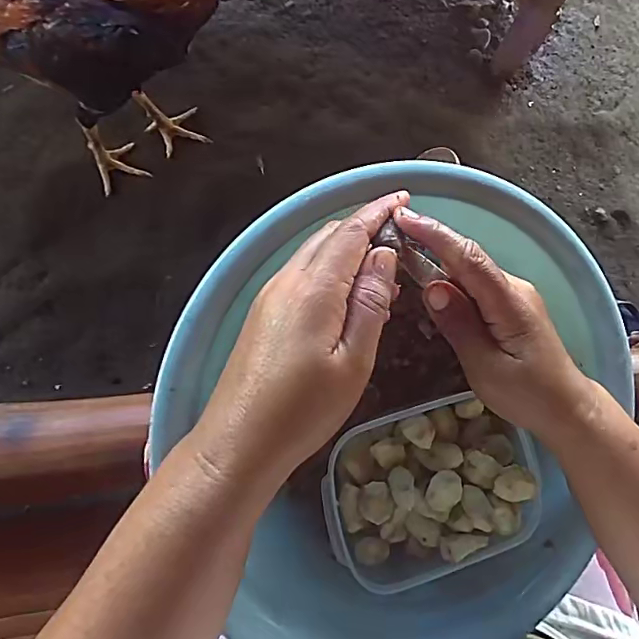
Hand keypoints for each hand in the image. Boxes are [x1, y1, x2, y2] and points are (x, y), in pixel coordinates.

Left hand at [193, 191, 407, 490]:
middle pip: (329, 235)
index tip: (401, 197)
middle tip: (399, 237)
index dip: (377, 211)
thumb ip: (371, 303)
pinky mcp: (263, 311)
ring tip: (381, 267)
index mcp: (314, 288)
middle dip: (364, 226)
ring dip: (347, 248)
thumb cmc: (303, 409)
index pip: (350, 232)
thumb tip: (384, 254)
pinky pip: (302, 272)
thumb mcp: (353, 361)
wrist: (237, 442)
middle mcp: (288, 280)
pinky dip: (329, 268)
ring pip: (313, 252)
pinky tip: (347, 294)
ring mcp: (271, 294)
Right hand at [390, 207, 602, 442]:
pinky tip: (432, 284)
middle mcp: (514, 288)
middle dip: (430, 242)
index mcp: (510, 302)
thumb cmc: (529, 396)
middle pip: (467, 259)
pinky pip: (476, 284)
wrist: (568, 408)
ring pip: (470, 271)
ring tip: (403, 255)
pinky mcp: (510, 304)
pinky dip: (451, 279)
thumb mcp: (486, 369)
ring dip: (438, 261)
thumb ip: (459, 326)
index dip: (436, 236)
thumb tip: (432, 288)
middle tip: (394, 231)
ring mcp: (514, 294)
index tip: (405, 219)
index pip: (469, 259)